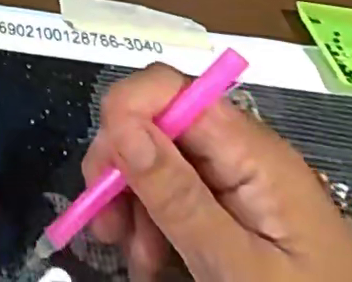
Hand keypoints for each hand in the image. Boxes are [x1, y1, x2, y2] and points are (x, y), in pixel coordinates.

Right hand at [80, 63, 351, 281]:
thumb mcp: (238, 269)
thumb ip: (179, 196)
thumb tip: (119, 121)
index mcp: (251, 151)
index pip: (169, 87)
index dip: (125, 110)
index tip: (104, 170)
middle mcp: (241, 150)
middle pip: (156, 122)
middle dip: (120, 165)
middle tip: (101, 223)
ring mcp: (238, 179)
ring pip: (158, 157)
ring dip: (130, 199)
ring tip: (131, 256)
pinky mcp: (237, 207)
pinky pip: (177, 190)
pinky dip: (152, 218)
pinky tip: (149, 256)